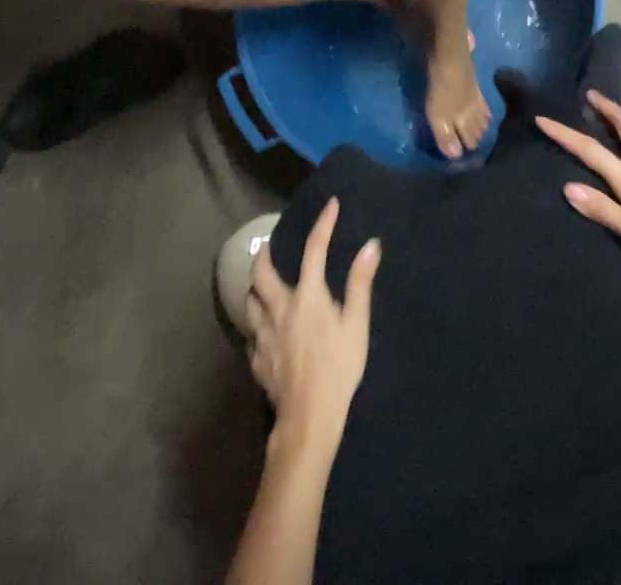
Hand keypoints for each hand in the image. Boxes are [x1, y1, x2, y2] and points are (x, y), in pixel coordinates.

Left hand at [246, 199, 381, 440]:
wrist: (309, 415)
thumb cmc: (340, 367)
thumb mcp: (357, 324)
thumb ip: (361, 283)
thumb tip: (371, 245)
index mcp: (309, 297)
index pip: (314, 250)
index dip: (323, 225)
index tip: (331, 205)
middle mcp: (280, 309)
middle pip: (262, 273)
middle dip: (264, 253)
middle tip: (267, 244)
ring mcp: (263, 335)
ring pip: (250, 302)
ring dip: (255, 288)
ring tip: (262, 285)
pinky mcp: (256, 359)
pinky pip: (252, 333)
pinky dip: (257, 323)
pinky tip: (265, 330)